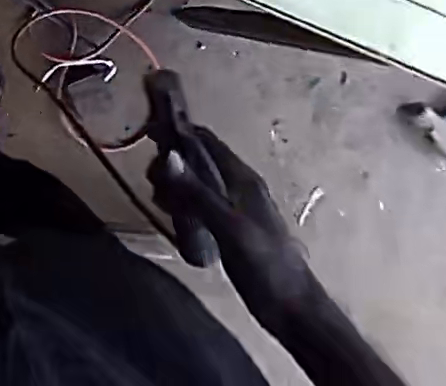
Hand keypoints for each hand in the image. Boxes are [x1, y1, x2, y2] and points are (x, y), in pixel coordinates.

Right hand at [148, 125, 319, 331]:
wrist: (297, 314)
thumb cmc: (265, 265)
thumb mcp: (228, 226)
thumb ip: (198, 191)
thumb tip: (169, 154)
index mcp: (241, 177)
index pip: (205, 139)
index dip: (178, 132)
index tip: (149, 136)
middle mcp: (239, 184)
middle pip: (199, 158)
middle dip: (173, 163)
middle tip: (154, 183)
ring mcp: (237, 206)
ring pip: (199, 181)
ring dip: (177, 185)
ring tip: (161, 203)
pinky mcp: (233, 227)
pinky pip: (202, 203)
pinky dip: (186, 203)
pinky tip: (176, 220)